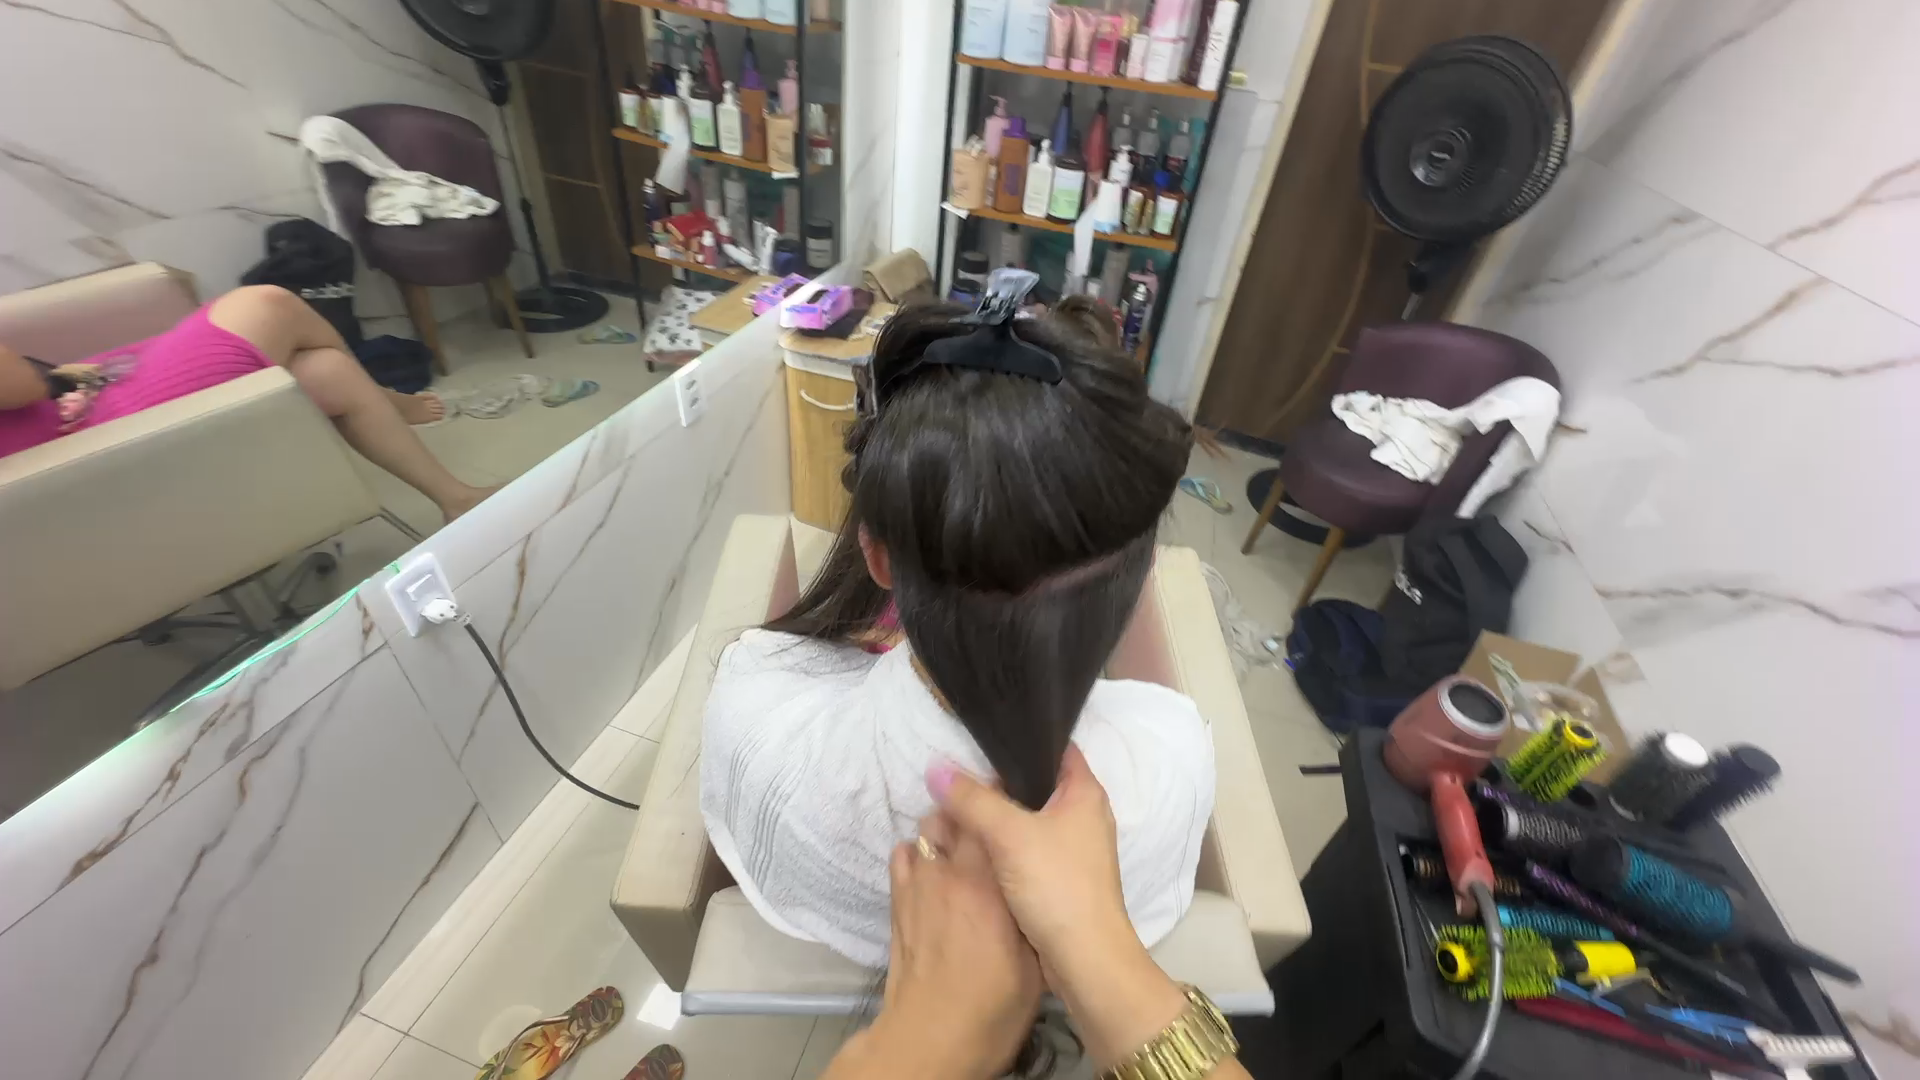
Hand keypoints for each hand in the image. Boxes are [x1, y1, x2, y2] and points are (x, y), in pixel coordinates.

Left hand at [849, 812, 1041, 1079]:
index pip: (987, 816)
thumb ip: (1031, 913)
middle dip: (970, 810)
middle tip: (989, 825)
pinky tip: (931, 870)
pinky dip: (917, 853)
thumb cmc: (993, 1006)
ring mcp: (918, 883)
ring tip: (960, 846)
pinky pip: (903, 854)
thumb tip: (1033, 885)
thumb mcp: (1034, 963)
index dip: (999, 801)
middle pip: (952, 813)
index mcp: (988, 883)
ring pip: (926, 829)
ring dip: (944, 830)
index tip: (1014, 802)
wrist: (931, 1040)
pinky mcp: (897, 900)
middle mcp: (950, 871)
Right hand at [931, 746, 1189, 1068]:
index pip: (1054, 746)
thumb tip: (935, 768)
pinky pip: (1025, 844)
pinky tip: (972, 840)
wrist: (1085, 963)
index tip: (983, 733)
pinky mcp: (1059, 874)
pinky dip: (1002, 841)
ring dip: (997, 812)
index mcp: (1084, 792)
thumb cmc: (1058, 886)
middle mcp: (1083, 813)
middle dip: (998, 778)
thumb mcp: (1008, 835)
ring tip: (957, 800)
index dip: (1023, 736)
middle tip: (958, 770)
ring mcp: (1071, 846)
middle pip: (1035, 781)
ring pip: (1027, 815)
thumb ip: (971, 800)